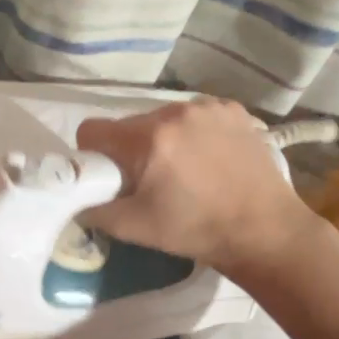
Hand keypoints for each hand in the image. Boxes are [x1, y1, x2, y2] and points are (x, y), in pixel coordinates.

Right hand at [75, 98, 324, 276]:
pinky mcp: (234, 111)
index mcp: (147, 137)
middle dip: (130, 150)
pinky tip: (206, 159)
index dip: (92, 155)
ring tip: (182, 171)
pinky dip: (191, 134)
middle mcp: (174, 111)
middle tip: (149, 182)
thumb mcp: (132, 227)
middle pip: (128, 124)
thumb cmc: (194, 230)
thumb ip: (92, 210)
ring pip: (161, 119)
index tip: (110, 178)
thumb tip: (74, 201)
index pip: (92, 130)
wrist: (265, 231)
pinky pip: (193, 116)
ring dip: (161, 140)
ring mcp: (208, 108)